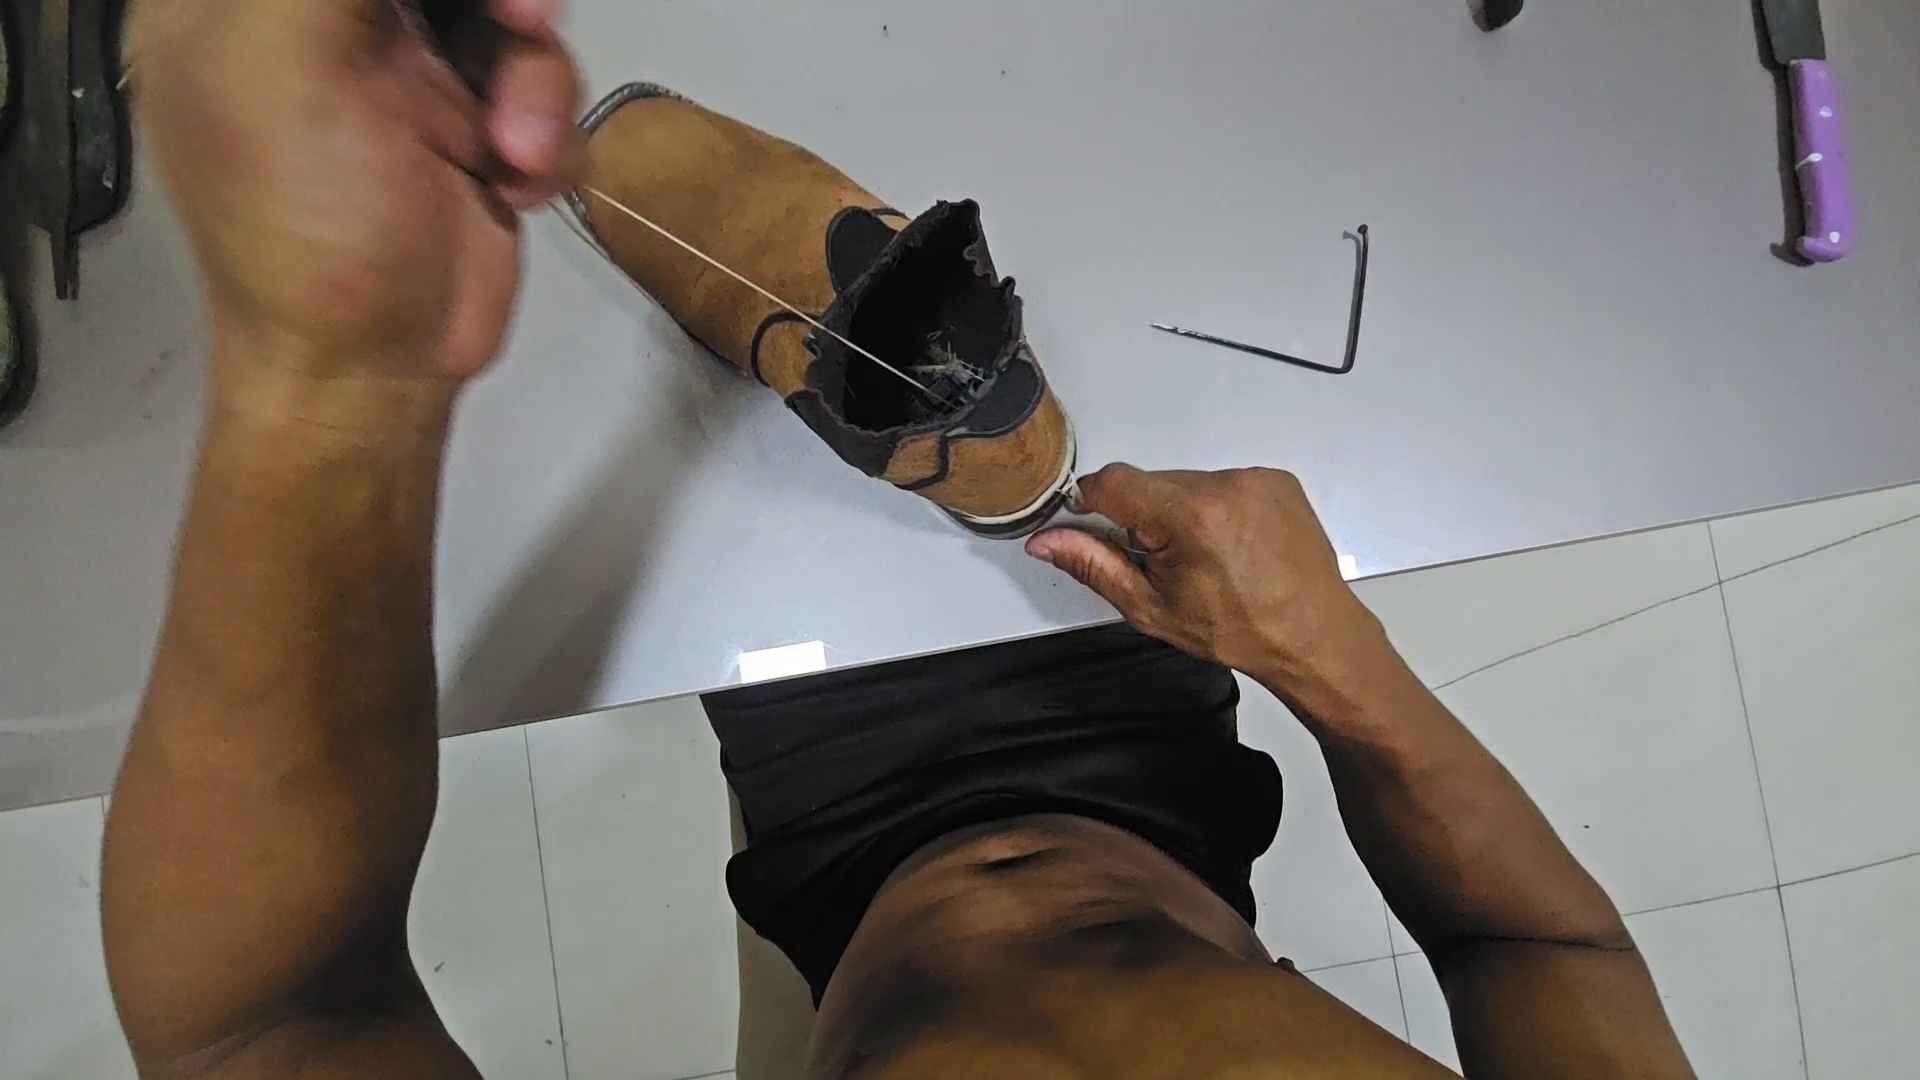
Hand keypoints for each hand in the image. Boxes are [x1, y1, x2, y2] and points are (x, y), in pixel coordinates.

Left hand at [131, 0, 582, 393]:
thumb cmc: (308, 228)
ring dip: (538, 96)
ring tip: (520, 159)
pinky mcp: (487, 147)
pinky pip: (550, 114)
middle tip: (531, 21)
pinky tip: (520, 192)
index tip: (497, 1)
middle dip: (506, 9)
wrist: (381, 362)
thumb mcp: (284, 69)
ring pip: (518, 41)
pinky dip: (553, 152)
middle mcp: (347, 29)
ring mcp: (425, 90)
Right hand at [1027, 465, 1391, 702]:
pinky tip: (1227, 543)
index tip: (1094, 525)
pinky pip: (1220, 481)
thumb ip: (1093, 565)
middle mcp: (1225, 484)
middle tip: (1159, 559)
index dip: (1093, 499)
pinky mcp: (1276, 478)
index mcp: (1190, 517)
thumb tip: (1043, 540)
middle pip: (1150, 481)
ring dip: (1176, 509)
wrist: (1314, 636)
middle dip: (1141, 513)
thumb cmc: (1233, 631)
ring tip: (1201, 555)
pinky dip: (1211, 506)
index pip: (1114, 480)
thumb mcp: (1150, 607)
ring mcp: (1256, 477)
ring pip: (1184, 481)